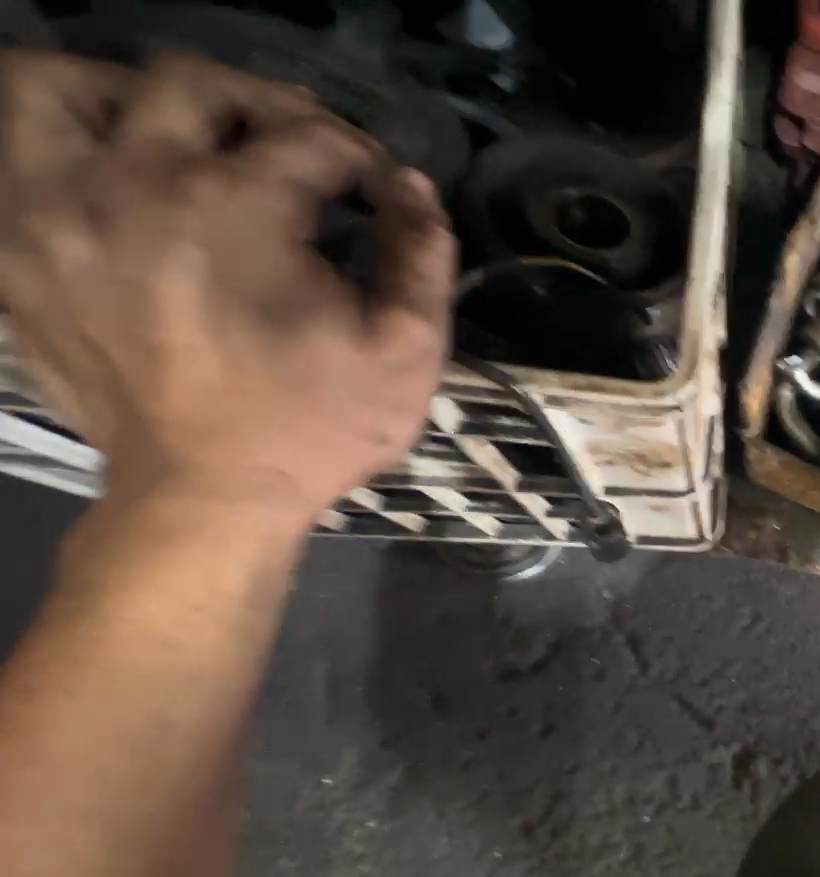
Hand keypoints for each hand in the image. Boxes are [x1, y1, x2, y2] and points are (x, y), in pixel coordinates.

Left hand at [0, 50, 454, 523]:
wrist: (210, 493)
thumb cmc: (322, 424)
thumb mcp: (409, 349)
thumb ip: (421, 256)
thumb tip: (416, 187)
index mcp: (239, 208)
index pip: (314, 141)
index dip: (365, 159)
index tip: (387, 194)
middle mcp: (129, 182)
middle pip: (193, 84)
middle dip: (269, 105)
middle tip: (308, 149)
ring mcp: (48, 209)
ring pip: (59, 85)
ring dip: (137, 97)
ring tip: (189, 137)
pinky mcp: (9, 248)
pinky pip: (3, 150)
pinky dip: (63, 144)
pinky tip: (120, 178)